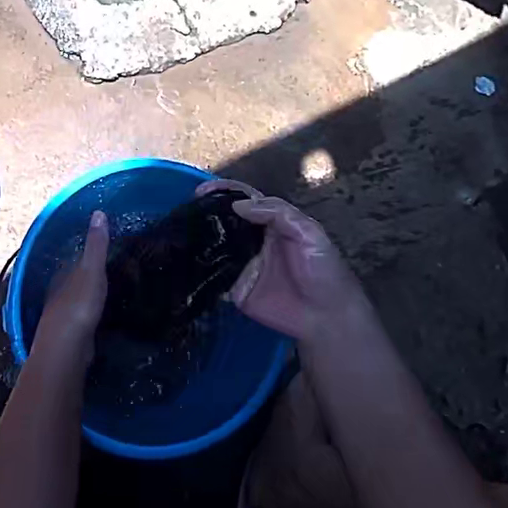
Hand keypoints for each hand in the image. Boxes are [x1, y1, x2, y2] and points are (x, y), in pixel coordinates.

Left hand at [32, 211, 108, 365]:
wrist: (66, 348)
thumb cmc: (79, 304)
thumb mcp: (91, 270)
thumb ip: (96, 245)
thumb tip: (98, 212)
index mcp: (62, 274)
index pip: (73, 258)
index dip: (87, 252)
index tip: (103, 247)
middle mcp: (58, 291)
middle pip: (73, 278)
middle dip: (86, 273)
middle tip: (110, 267)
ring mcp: (62, 313)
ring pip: (76, 297)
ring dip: (88, 293)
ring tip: (108, 289)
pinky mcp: (70, 332)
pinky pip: (81, 315)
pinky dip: (90, 311)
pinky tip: (99, 313)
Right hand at [198, 180, 377, 347]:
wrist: (326, 317)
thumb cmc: (324, 271)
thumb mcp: (309, 234)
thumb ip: (277, 214)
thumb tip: (237, 205)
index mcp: (270, 223)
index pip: (243, 199)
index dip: (224, 191)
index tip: (202, 190)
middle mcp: (251, 239)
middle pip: (223, 219)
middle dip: (204, 211)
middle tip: (185, 210)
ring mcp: (240, 262)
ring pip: (214, 244)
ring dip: (198, 236)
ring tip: (180, 231)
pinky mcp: (233, 286)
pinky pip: (212, 273)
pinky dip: (199, 267)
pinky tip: (185, 259)